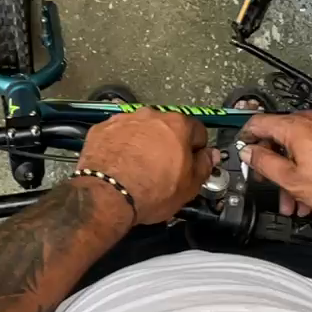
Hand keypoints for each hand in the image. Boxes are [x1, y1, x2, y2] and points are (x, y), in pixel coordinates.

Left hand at [76, 109, 217, 224]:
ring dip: (142, 143)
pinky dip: (120, 145)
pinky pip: (117, 134)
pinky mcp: (103, 128)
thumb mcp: (189, 187)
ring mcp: (125, 120)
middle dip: (167, 144)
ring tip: (139, 168)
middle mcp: (151, 116)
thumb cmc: (148, 190)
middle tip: (164, 168)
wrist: (108, 195)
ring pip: (140, 129)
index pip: (197, 131)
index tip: (193, 160)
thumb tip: (209, 157)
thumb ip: (203, 166)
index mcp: (178, 125)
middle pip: (167, 127)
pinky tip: (120, 165)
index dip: (196, 149)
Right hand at [239, 110, 311, 215]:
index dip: (245, 138)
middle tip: (268, 182)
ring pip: (297, 149)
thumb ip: (264, 163)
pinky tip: (310, 192)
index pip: (257, 122)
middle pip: (278, 138)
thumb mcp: (292, 179)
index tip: (242, 151)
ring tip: (293, 199)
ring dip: (291, 173)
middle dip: (272, 165)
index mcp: (294, 127)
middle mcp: (310, 121)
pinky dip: (306, 167)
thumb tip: (248, 153)